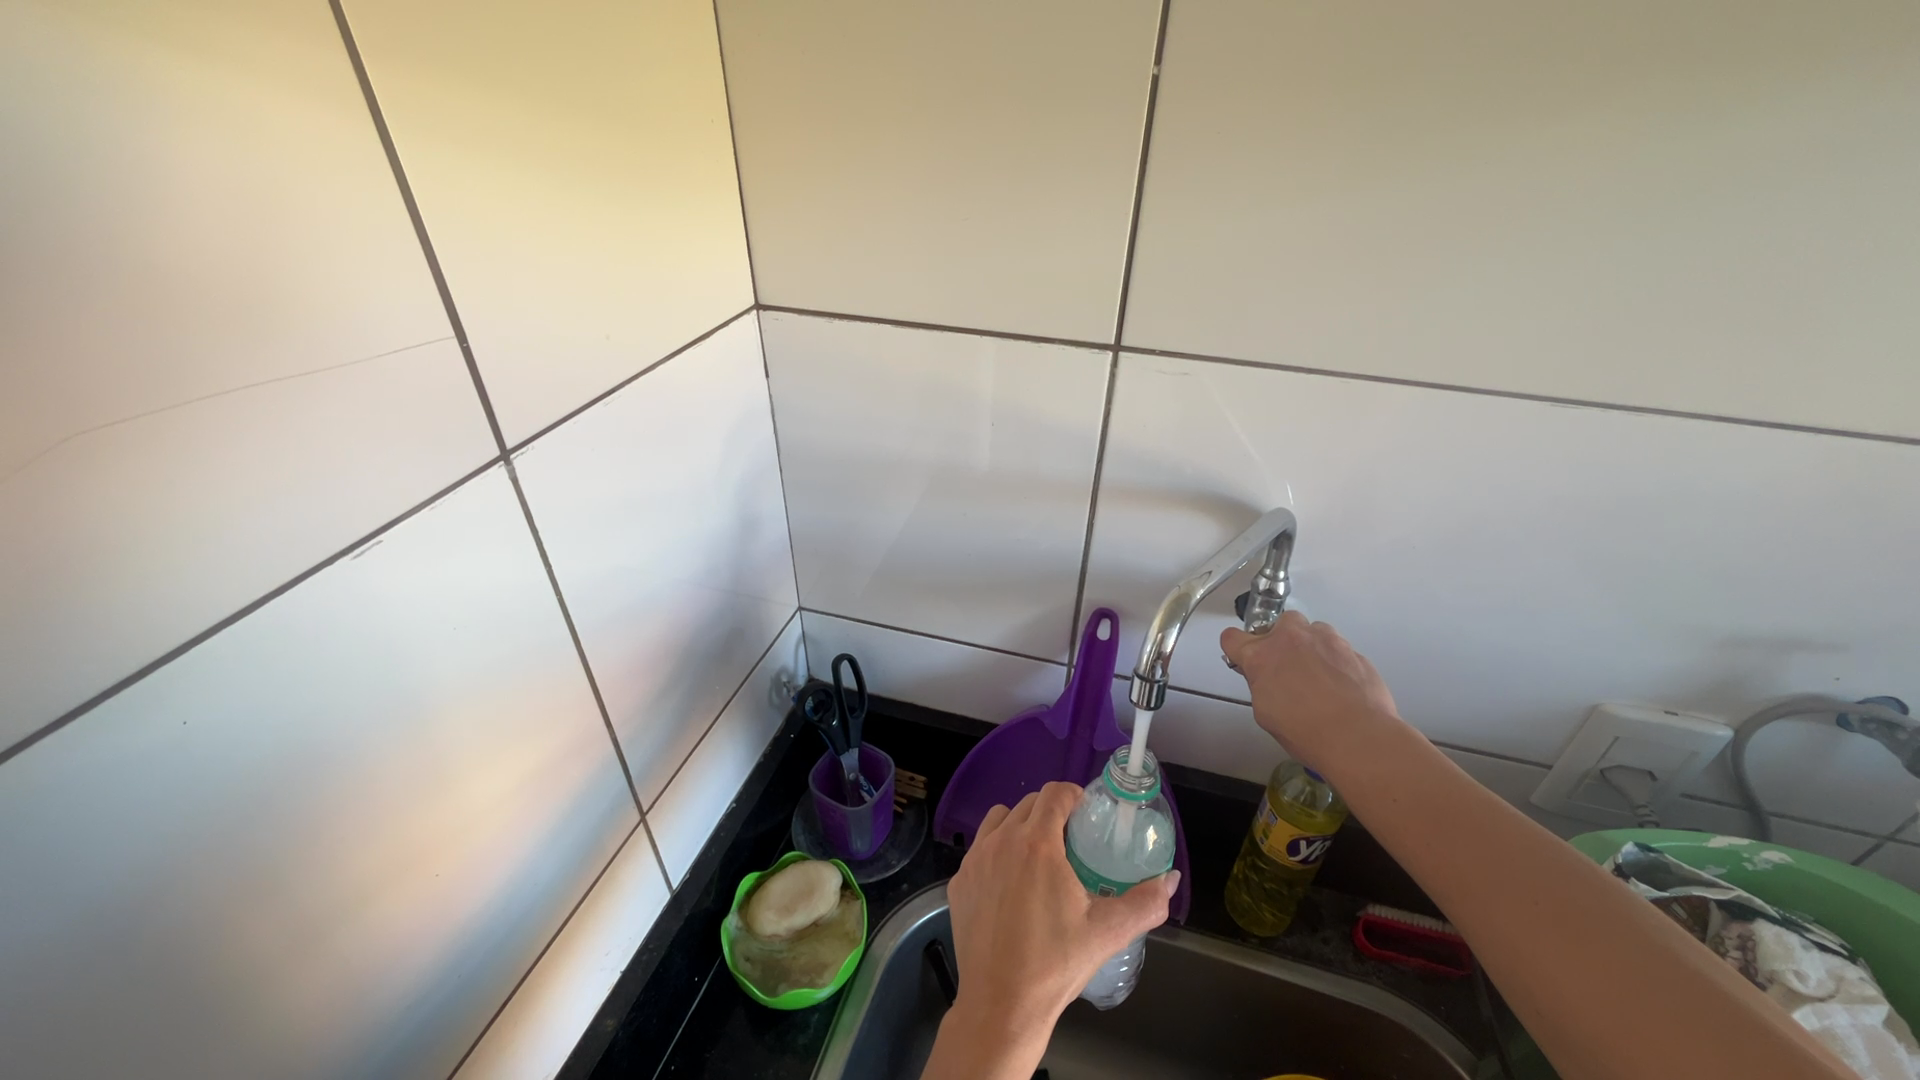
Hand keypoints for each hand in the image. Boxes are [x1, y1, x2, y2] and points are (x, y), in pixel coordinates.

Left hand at [934, 782, 1175, 1070]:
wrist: (1001, 1004)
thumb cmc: (1055, 963)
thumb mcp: (1108, 931)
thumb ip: (1146, 902)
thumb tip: (1170, 880)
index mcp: (1037, 844)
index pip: (1054, 793)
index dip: (1073, 796)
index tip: (1087, 816)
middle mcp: (1001, 842)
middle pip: (1028, 804)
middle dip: (1051, 813)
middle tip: (1070, 841)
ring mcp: (975, 861)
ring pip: (998, 821)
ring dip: (1019, 827)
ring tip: (1038, 857)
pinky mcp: (959, 882)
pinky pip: (979, 850)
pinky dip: (996, 854)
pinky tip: (1010, 886)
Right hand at [1221, 611, 1401, 766]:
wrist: (1357, 737)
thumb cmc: (1306, 730)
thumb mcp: (1264, 712)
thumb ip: (1260, 684)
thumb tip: (1266, 679)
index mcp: (1261, 655)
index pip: (1232, 638)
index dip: (1237, 650)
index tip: (1244, 660)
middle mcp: (1291, 639)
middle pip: (1280, 623)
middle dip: (1281, 640)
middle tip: (1286, 667)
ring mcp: (1326, 640)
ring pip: (1313, 631)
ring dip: (1311, 647)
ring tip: (1318, 677)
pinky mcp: (1353, 650)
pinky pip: (1338, 648)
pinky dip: (1336, 662)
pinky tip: (1340, 687)